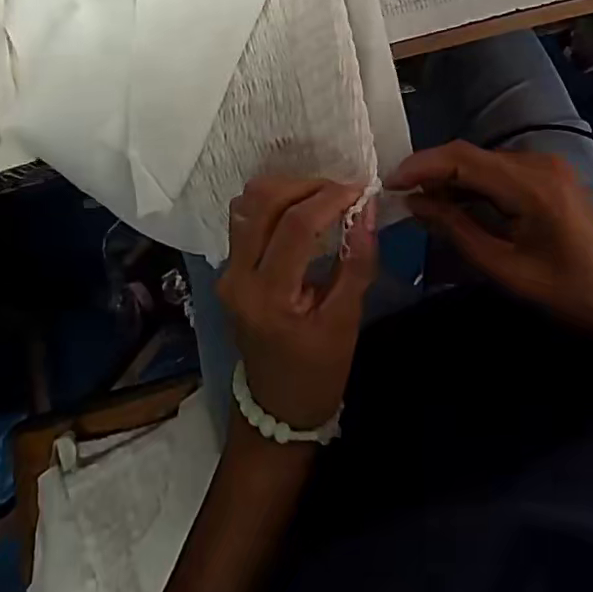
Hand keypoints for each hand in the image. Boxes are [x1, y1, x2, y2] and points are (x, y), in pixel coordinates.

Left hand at [218, 177, 377, 429]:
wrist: (277, 405)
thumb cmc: (318, 371)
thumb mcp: (346, 321)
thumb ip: (357, 262)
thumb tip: (366, 209)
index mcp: (267, 296)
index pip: (295, 225)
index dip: (330, 198)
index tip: (360, 190)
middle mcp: (237, 276)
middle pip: (264, 202)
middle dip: (307, 186)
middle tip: (342, 192)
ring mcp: (226, 271)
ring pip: (249, 204)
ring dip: (288, 190)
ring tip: (323, 199)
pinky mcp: (228, 268)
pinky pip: (246, 218)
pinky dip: (274, 203)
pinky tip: (301, 211)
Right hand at [387, 141, 592, 334]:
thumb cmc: (570, 292)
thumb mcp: (506, 268)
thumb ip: (457, 230)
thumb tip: (415, 204)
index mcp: (532, 185)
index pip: (463, 158)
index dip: (421, 166)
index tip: (389, 183)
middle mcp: (538, 162)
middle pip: (470, 155)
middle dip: (430, 172)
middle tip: (396, 194)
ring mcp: (545, 165)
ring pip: (481, 161)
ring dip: (448, 178)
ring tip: (416, 200)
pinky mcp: (546, 174)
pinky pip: (497, 170)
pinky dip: (470, 183)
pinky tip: (450, 201)